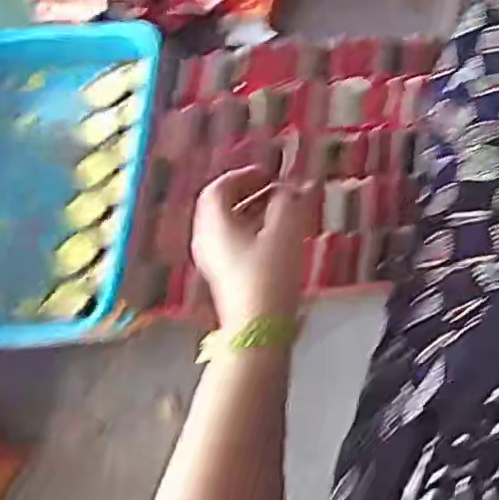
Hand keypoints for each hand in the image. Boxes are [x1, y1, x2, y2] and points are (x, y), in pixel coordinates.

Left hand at [191, 167, 313, 324]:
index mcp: (215, 225)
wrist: (259, 326)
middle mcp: (207, 239)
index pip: (218, 189)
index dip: (243, 176)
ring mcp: (215, 259)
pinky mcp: (227, 275)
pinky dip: (255, 229)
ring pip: (231, 225)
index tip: (268, 173)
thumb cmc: (269, 274)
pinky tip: (279, 234)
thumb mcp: (284, 231)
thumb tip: (291, 188)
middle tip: (277, 188)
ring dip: (255, 210)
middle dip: (250, 192)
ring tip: (284, 208)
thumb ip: (288, 202)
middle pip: (222, 206)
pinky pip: (236, 241)